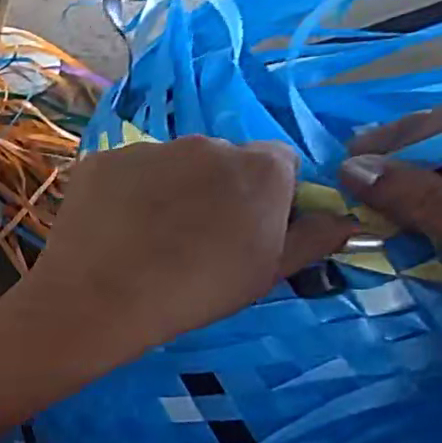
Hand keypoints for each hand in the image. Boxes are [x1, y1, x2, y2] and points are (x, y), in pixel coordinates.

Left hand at [0, 137, 354, 363]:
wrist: (99, 298)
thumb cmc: (193, 291)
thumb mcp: (267, 272)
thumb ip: (311, 238)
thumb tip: (343, 219)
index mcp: (260, 166)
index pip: (275, 165)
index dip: (262, 196)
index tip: (242, 228)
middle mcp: (204, 144)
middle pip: (218, 159)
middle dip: (211, 187)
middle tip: (187, 234)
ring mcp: (145, 148)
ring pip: (165, 163)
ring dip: (163, 187)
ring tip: (143, 234)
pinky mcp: (98, 160)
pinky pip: (119, 172)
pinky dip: (118, 192)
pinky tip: (109, 226)